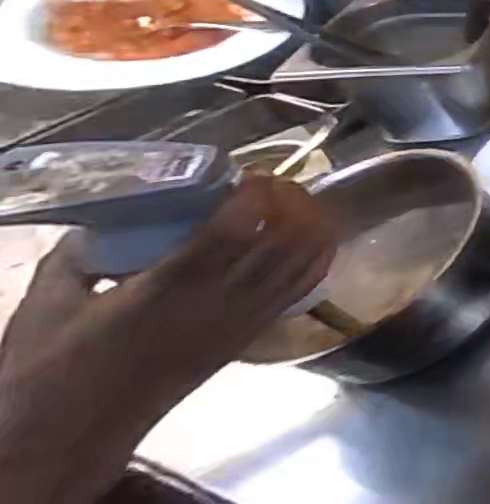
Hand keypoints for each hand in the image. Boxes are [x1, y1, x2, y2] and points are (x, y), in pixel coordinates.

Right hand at [0, 176, 336, 503]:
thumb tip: (98, 222)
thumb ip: (74, 260)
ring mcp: (245, 316)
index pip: (239, 227)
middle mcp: (222, 298)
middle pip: (288, 234)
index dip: (256, 193)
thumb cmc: (43, 377)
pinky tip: (310, 235)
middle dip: (292, 199)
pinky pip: (306, 283)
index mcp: (170, 288)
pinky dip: (318, 251)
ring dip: (311, 220)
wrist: (61, 442)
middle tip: (276, 184)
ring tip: (293, 203)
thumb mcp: (44, 312)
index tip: (249, 174)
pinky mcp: (253, 331)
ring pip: (306, 255)